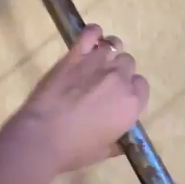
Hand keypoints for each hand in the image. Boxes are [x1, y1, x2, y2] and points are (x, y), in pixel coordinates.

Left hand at [2, 24, 151, 173]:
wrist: (42, 135)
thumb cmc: (74, 149)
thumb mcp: (104, 151)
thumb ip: (117, 140)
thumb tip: (121, 139)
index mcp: (131, 103)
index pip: (142, 86)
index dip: (131, 91)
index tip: (120, 98)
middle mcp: (119, 78)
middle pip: (128, 63)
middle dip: (120, 71)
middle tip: (104, 84)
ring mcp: (98, 62)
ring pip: (114, 45)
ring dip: (109, 53)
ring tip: (97, 62)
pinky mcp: (77, 53)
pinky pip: (92, 32)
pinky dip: (94, 33)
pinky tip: (91, 40)